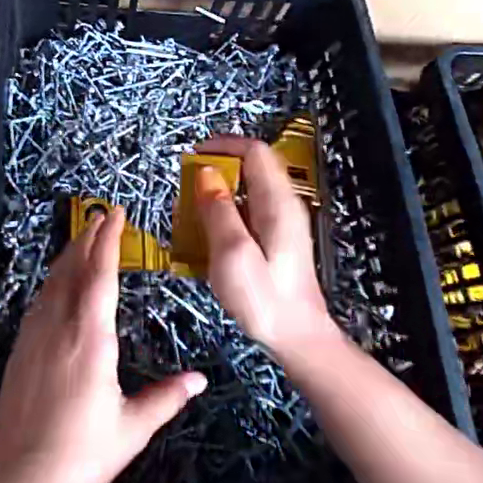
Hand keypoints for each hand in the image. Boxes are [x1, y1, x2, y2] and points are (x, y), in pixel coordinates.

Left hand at [0, 206, 207, 482]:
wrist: (18, 479)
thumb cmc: (81, 455)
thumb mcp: (132, 429)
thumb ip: (167, 398)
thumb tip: (200, 380)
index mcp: (90, 338)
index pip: (100, 275)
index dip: (108, 240)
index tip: (116, 214)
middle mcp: (59, 326)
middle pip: (73, 268)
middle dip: (88, 238)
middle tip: (103, 215)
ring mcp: (34, 336)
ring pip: (52, 281)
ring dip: (70, 255)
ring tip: (84, 239)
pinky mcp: (20, 349)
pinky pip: (40, 300)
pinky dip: (54, 280)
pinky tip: (58, 284)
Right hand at [194, 136, 343, 358]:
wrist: (296, 337)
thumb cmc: (264, 299)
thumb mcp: (233, 253)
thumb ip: (218, 210)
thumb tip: (205, 174)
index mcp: (277, 202)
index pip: (254, 151)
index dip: (223, 146)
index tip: (192, 155)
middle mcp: (283, 206)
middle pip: (249, 169)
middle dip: (215, 172)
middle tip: (186, 191)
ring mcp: (281, 223)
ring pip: (246, 192)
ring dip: (216, 196)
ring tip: (190, 216)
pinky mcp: (276, 241)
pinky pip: (247, 213)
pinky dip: (224, 215)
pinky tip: (206, 238)